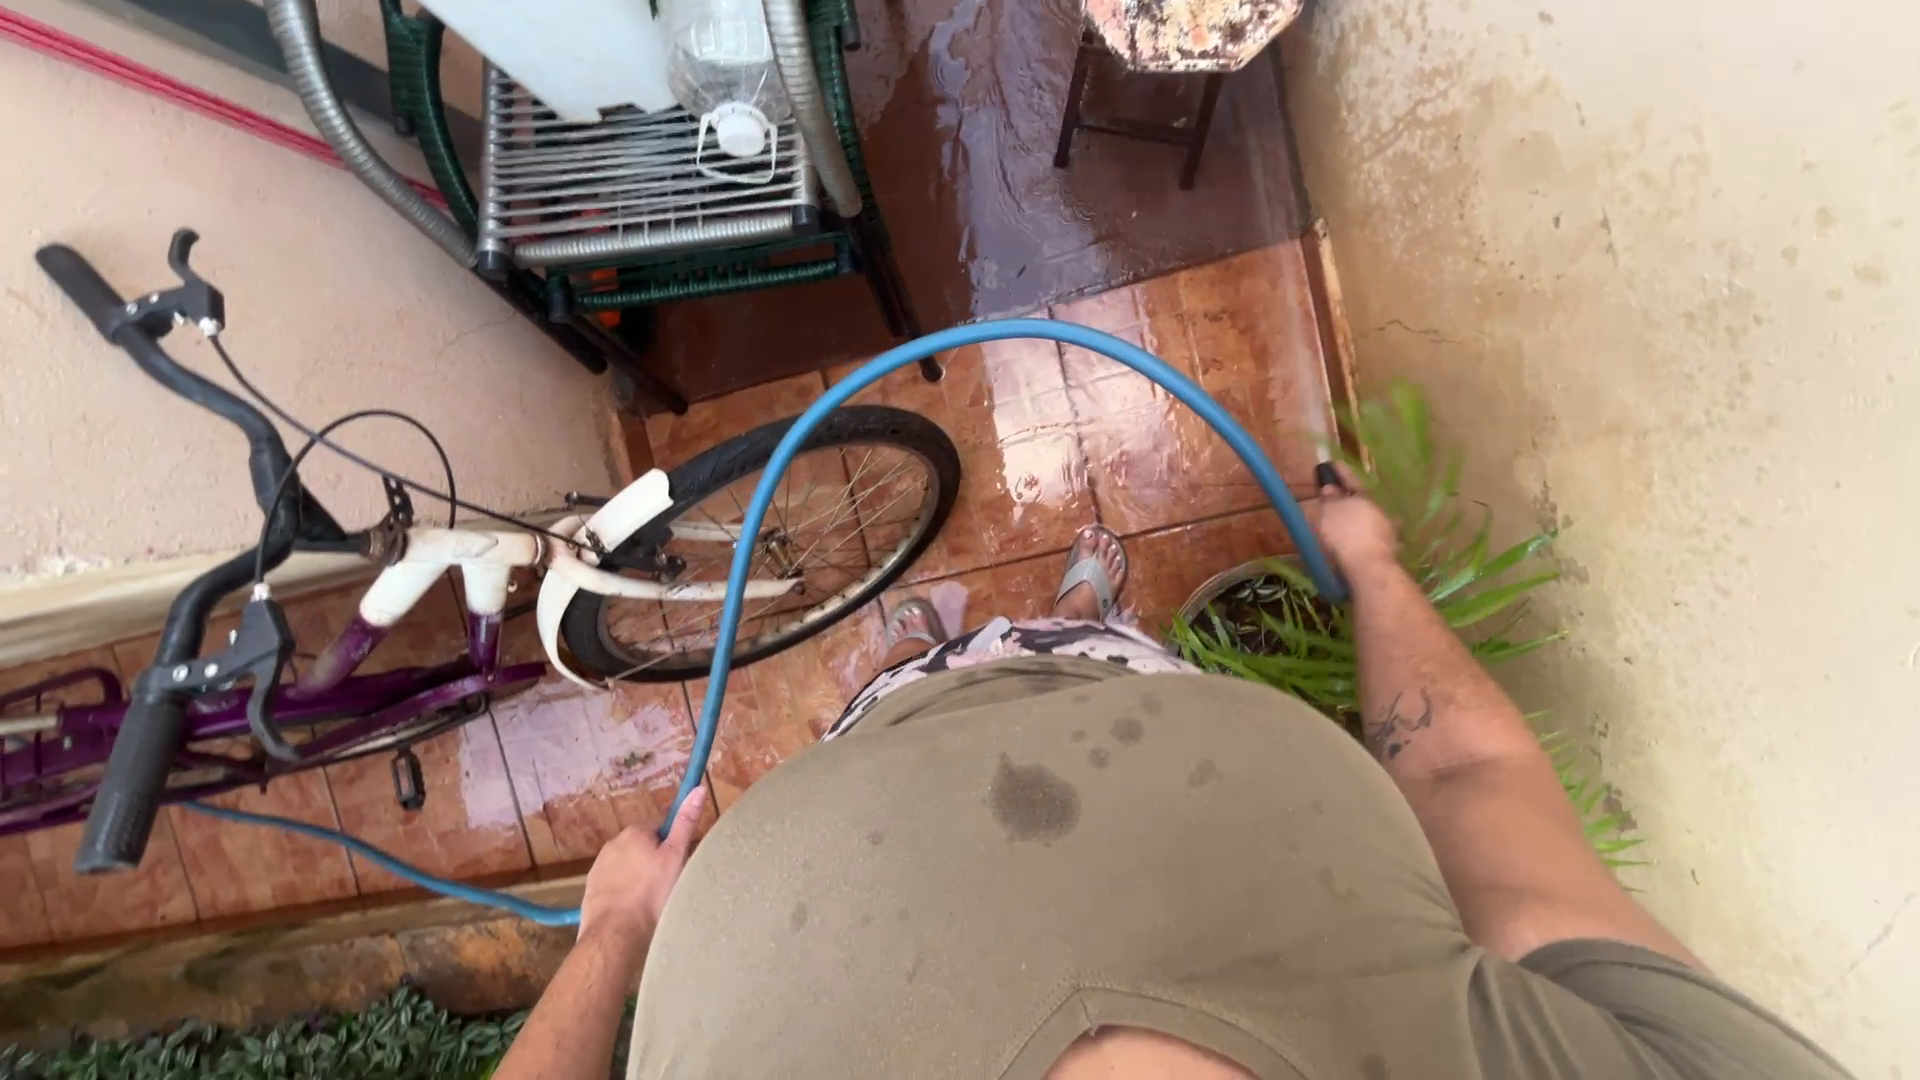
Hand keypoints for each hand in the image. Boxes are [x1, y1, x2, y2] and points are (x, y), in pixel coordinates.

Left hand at [577, 786, 707, 961]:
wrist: (615, 934)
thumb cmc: (652, 892)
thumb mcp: (676, 855)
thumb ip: (686, 822)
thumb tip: (699, 789)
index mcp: (635, 832)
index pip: (658, 830)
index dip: (669, 846)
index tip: (675, 865)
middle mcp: (613, 844)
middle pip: (641, 847)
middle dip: (652, 861)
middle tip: (665, 883)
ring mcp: (598, 868)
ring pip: (626, 867)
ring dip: (636, 877)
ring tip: (649, 900)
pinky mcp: (590, 890)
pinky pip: (612, 885)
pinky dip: (622, 893)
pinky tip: (631, 909)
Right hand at [1303, 464, 1398, 577]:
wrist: (1367, 567)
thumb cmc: (1345, 533)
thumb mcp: (1330, 511)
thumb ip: (1330, 499)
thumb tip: (1330, 489)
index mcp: (1366, 498)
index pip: (1352, 481)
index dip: (1341, 472)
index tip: (1333, 463)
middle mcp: (1379, 512)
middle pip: (1360, 501)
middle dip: (1347, 499)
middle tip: (1333, 497)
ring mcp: (1384, 533)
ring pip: (1365, 521)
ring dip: (1352, 520)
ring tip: (1337, 523)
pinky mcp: (1382, 552)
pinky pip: (1365, 539)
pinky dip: (1355, 537)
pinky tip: (1345, 543)